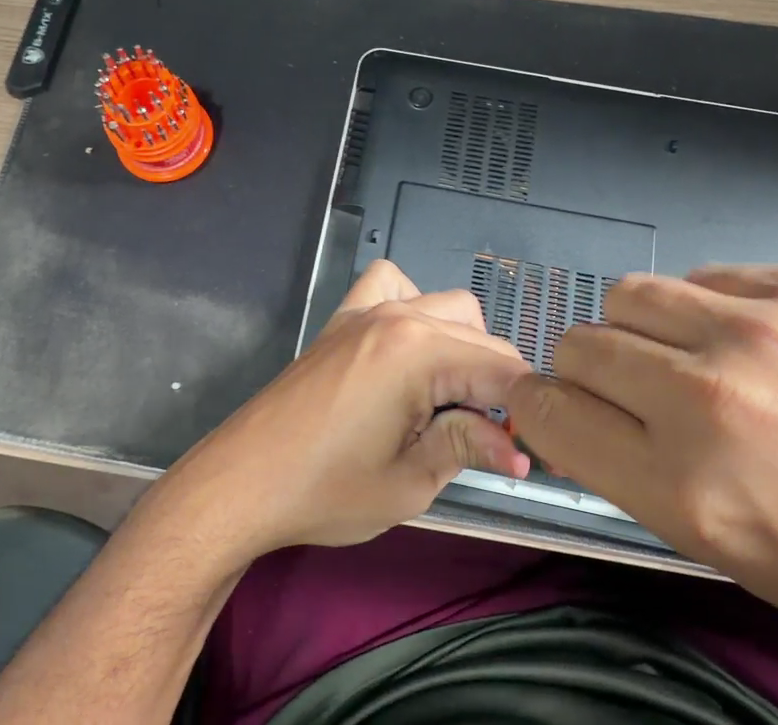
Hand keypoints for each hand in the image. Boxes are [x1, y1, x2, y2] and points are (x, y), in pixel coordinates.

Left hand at [151, 260, 530, 558]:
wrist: (242, 482)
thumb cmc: (325, 491)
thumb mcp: (408, 482)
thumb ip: (467, 448)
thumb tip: (520, 449)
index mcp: (418, 353)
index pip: (503, 372)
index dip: (528, 414)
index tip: (535, 453)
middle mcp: (398, 317)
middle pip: (481, 337)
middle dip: (498, 386)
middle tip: (491, 441)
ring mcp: (365, 312)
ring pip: (445, 306)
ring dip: (463, 346)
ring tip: (450, 399)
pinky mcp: (341, 321)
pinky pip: (390, 287)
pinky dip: (412, 307)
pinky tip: (407, 351)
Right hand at [507, 264, 777, 711]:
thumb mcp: (766, 567)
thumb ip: (659, 491)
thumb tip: (601, 434)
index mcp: (691, 491)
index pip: (547, 414)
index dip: (540, 413)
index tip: (555, 415)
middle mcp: (709, 399)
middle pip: (578, 345)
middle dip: (583, 373)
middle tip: (622, 393)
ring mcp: (762, 329)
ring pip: (629, 296)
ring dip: (636, 330)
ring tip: (682, 357)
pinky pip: (707, 277)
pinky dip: (702, 306)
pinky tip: (748, 337)